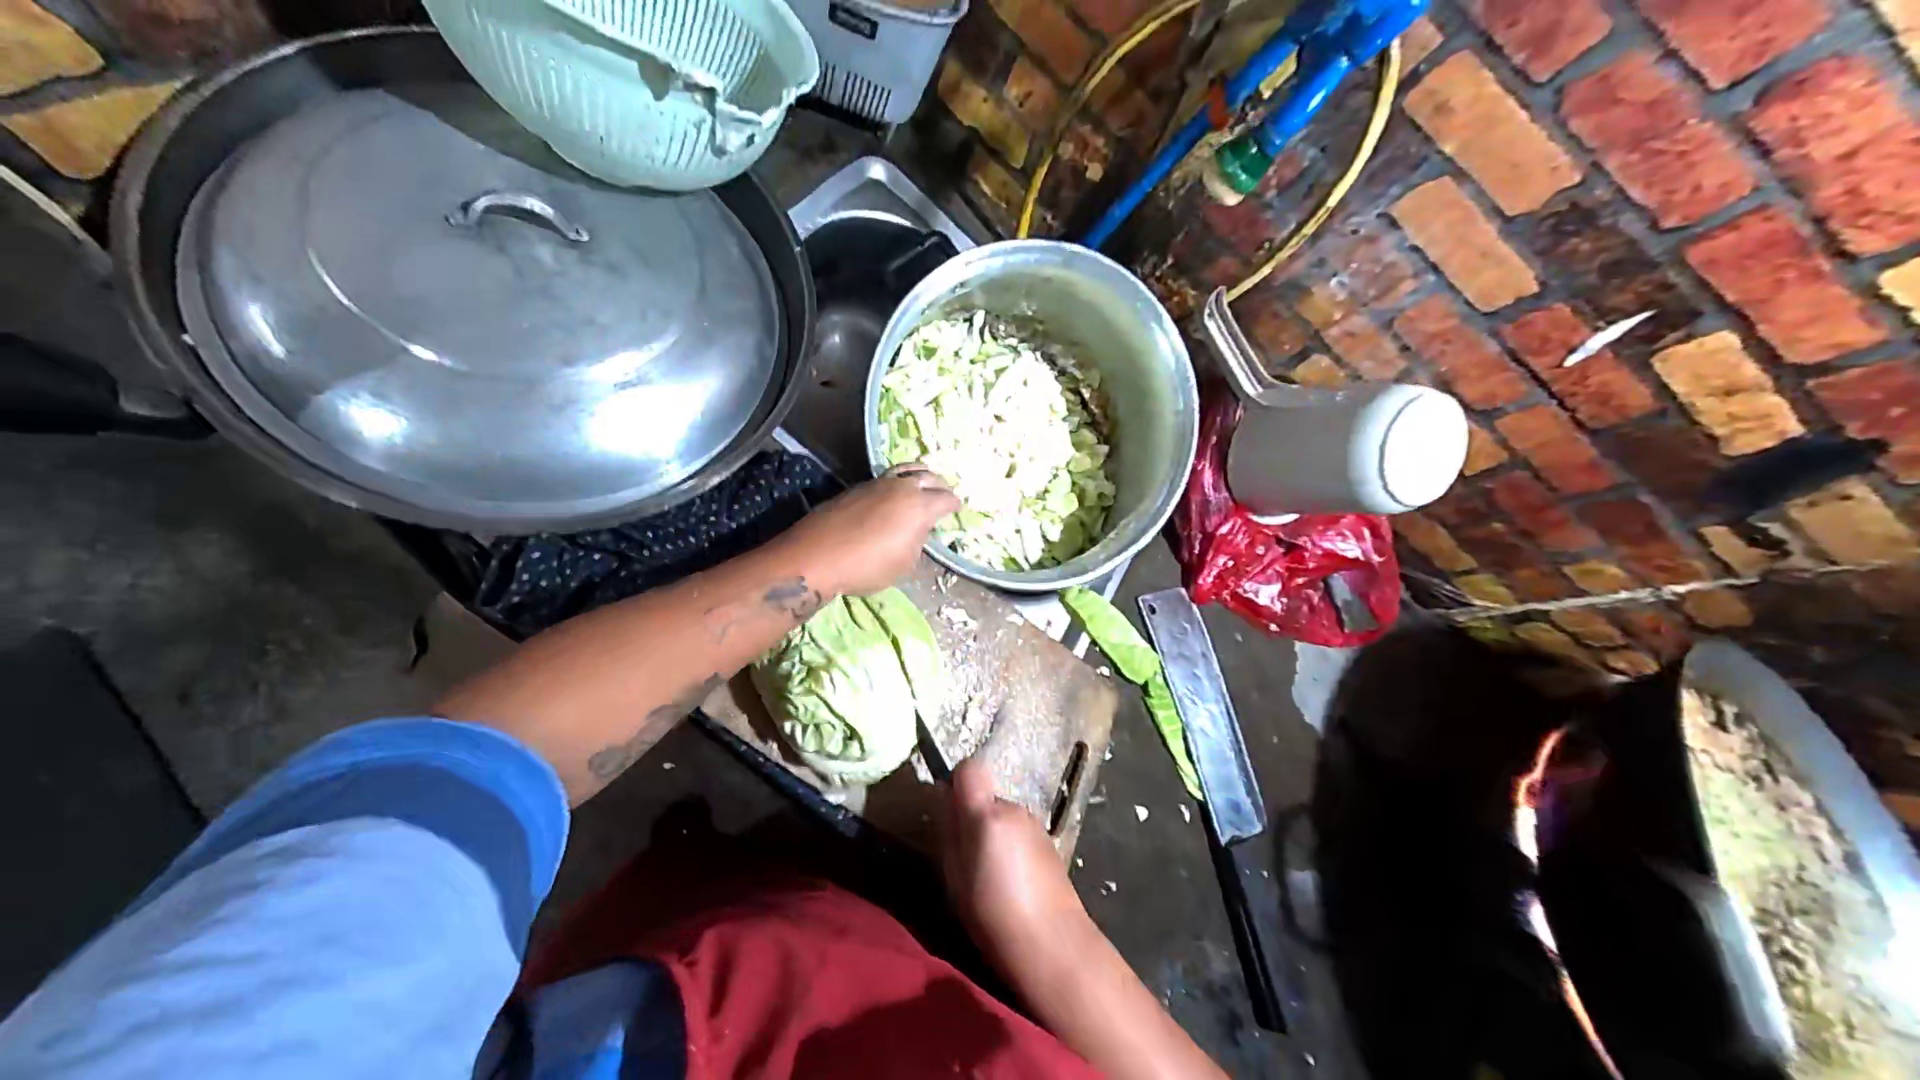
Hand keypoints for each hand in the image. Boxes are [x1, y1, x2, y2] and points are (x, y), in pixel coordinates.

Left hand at [784, 464, 958, 596]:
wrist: (817, 556)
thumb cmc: (867, 566)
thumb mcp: (904, 564)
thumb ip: (917, 543)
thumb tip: (917, 531)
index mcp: (920, 506)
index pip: (946, 499)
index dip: (954, 505)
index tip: (957, 509)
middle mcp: (902, 488)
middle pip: (928, 477)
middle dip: (940, 485)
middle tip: (944, 493)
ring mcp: (877, 483)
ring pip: (905, 470)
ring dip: (918, 475)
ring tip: (922, 481)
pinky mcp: (856, 487)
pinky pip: (886, 478)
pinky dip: (897, 481)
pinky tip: (894, 492)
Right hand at [940, 757, 1088, 958]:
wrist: (1054, 945)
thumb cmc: (994, 915)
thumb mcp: (955, 877)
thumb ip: (949, 834)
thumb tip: (947, 806)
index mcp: (987, 814)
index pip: (968, 768)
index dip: (955, 784)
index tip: (948, 813)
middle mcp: (1014, 809)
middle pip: (985, 796)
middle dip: (972, 817)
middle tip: (965, 857)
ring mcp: (1036, 824)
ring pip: (1002, 816)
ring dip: (993, 834)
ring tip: (990, 877)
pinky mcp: (1050, 842)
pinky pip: (1019, 832)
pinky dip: (1011, 847)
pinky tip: (1013, 883)